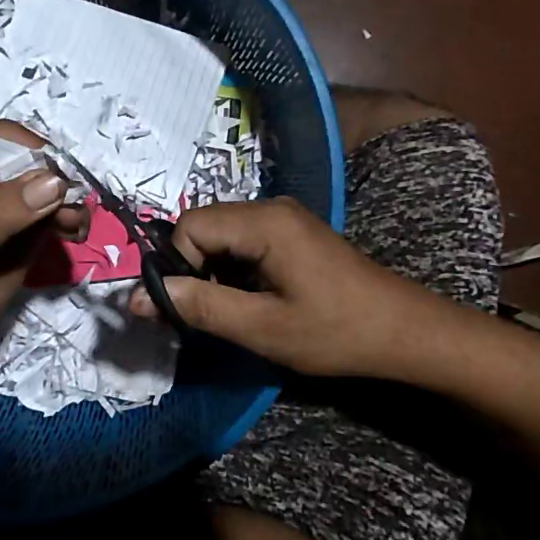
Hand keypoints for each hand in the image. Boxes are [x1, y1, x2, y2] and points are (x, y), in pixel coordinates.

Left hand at [0, 163, 81, 351]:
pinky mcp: (29, 229)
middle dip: (56, 177)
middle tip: (66, 208)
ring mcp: (9, 205)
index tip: (53, 175)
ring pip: (51, 184)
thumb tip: (54, 181)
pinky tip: (75, 234)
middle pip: (31, 159)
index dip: (27, 149)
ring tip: (72, 227)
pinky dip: (73, 217)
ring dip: (69, 199)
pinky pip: (59, 211)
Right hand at [128, 198, 445, 377]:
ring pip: (223, 235)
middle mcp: (272, 207)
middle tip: (209, 316)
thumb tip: (136, 296)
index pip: (190, 226)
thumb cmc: (334, 332)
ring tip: (235, 312)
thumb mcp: (261, 327)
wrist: (402, 330)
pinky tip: (254, 301)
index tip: (187, 308)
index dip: (177, 266)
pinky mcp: (294, 232)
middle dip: (194, 270)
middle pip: (205, 226)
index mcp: (264, 221)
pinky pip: (246, 240)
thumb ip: (198, 307)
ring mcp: (286, 217)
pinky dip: (236, 270)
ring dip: (215, 273)